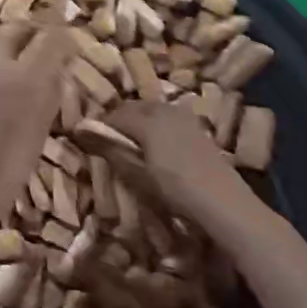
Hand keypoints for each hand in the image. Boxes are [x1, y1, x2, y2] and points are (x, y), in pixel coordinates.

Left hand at [0, 23, 74, 260]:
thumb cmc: (0, 176)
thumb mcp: (37, 137)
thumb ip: (48, 97)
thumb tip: (57, 72)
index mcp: (24, 78)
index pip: (52, 37)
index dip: (65, 38)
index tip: (72, 47)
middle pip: (16, 29)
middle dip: (34, 33)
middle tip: (47, 50)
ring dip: (11, 54)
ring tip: (22, 79)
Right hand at [107, 101, 265, 239]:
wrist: (224, 201)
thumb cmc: (174, 189)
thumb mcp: (137, 174)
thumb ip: (111, 150)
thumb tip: (83, 133)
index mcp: (146, 120)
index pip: (115, 114)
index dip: (101, 125)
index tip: (92, 139)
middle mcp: (164, 110)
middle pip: (133, 106)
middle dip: (119, 118)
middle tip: (112, 139)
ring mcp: (183, 116)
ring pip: (152, 108)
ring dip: (139, 118)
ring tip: (134, 140)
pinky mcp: (197, 127)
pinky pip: (168, 115)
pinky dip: (157, 122)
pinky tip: (158, 142)